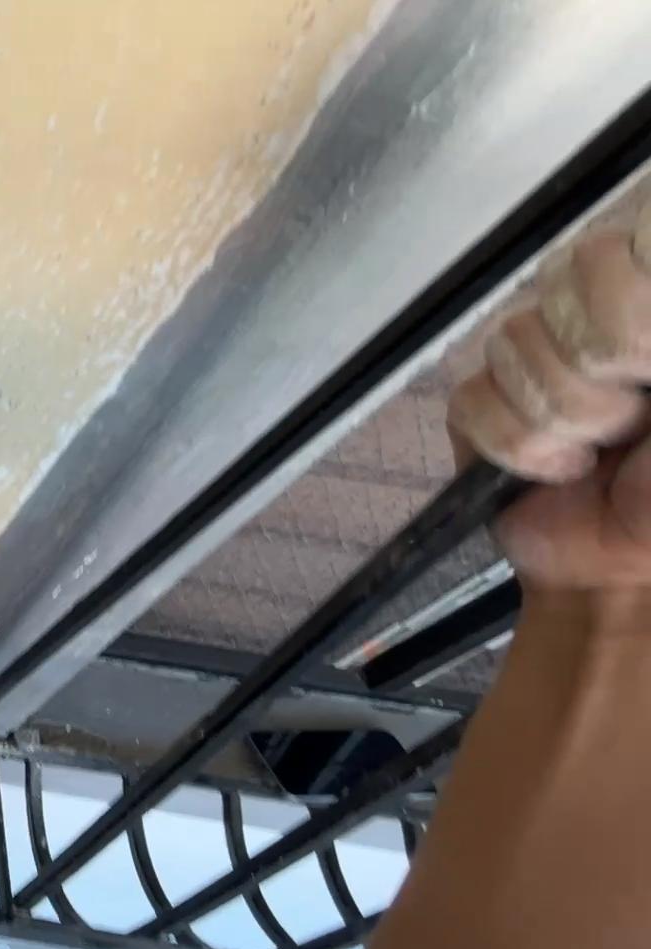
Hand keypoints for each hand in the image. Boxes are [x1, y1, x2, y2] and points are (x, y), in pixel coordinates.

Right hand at [448, 206, 650, 588]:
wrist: (622, 559)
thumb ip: (650, 339)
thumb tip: (619, 336)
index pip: (631, 232)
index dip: (633, 297)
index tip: (650, 357)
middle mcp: (601, 312)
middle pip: (572, 272)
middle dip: (604, 355)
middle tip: (638, 406)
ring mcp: (531, 358)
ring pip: (515, 342)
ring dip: (562, 411)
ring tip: (598, 446)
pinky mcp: (476, 403)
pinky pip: (472, 400)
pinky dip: (512, 443)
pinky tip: (551, 465)